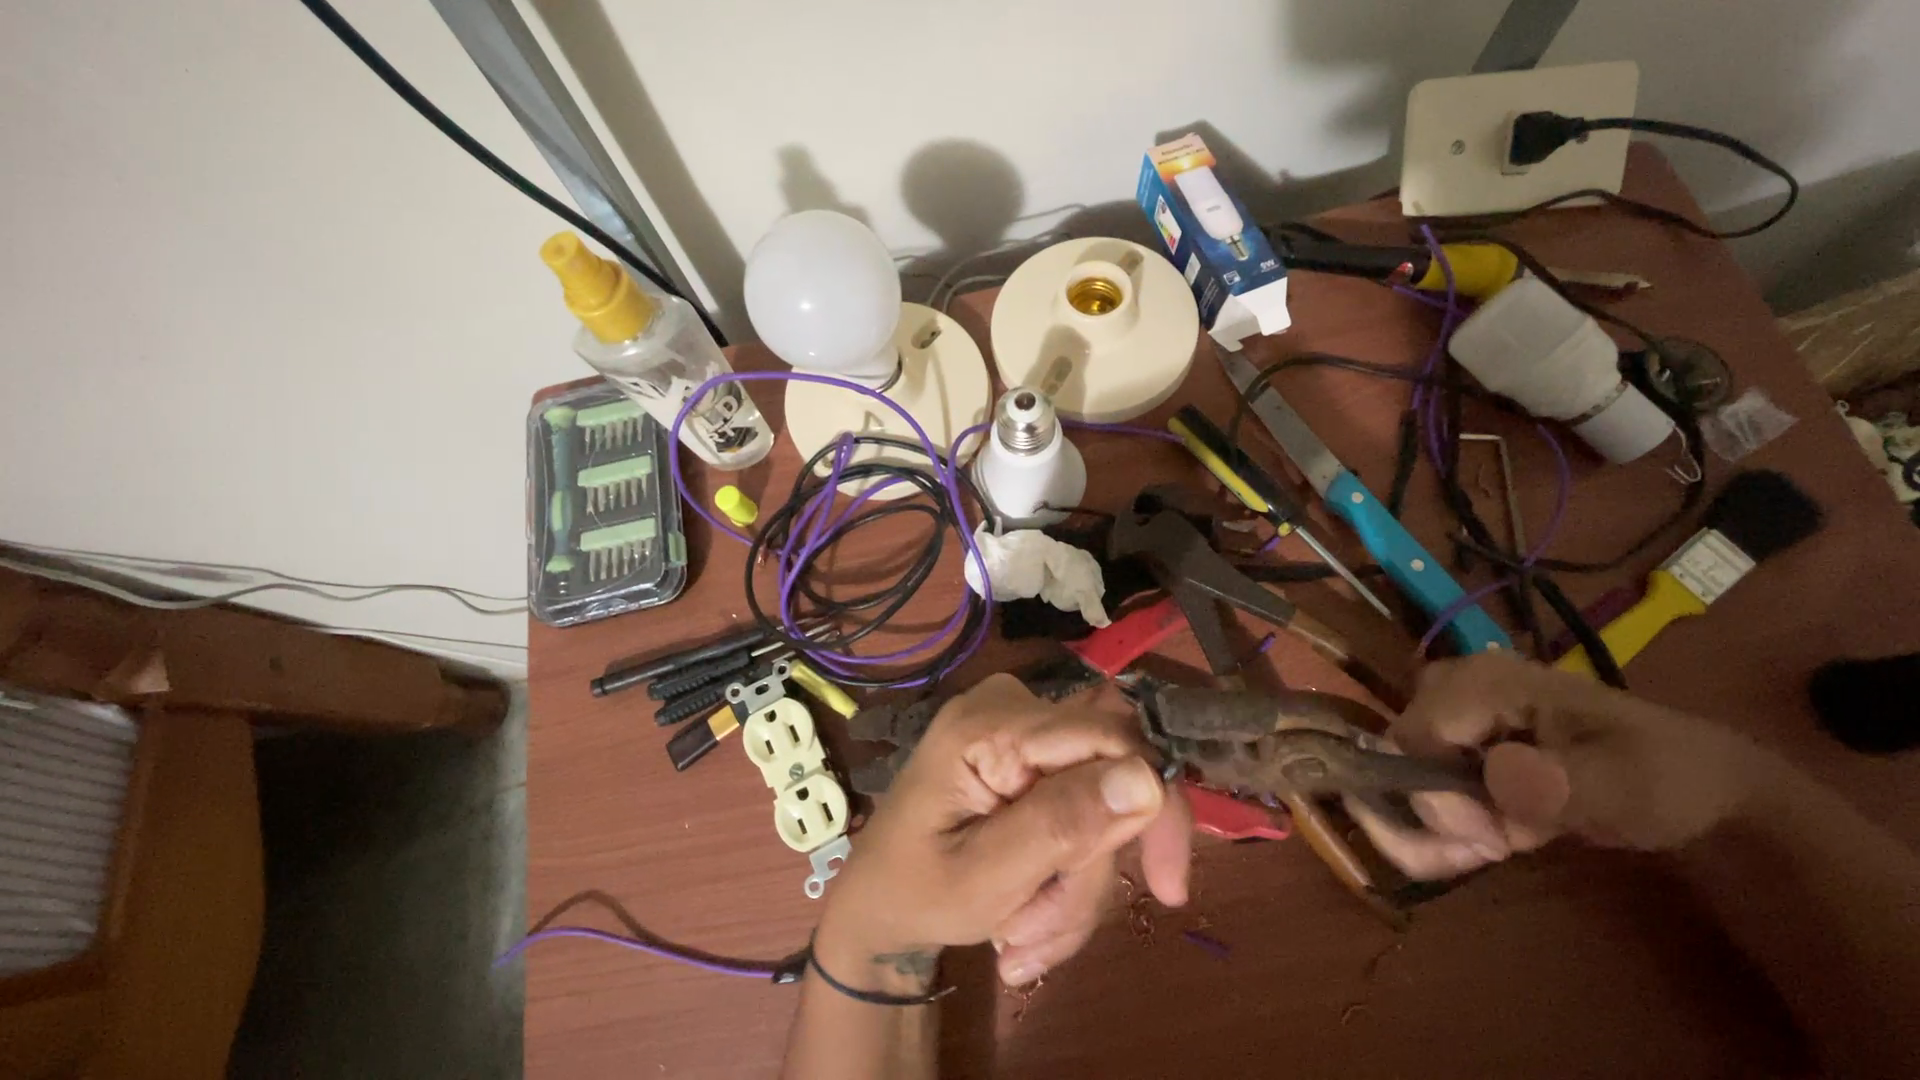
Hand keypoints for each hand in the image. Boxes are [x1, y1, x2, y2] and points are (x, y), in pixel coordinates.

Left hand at [815, 674, 1190, 989]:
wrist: (878, 905)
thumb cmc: (913, 893)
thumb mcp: (983, 878)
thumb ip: (1060, 825)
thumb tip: (1146, 776)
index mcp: (987, 726)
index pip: (1107, 734)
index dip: (1151, 802)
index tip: (1167, 886)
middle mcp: (1010, 710)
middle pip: (1109, 775)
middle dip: (1088, 869)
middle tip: (1038, 937)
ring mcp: (1020, 732)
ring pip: (1100, 805)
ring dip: (1073, 886)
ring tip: (1018, 940)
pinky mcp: (1028, 759)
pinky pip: (1081, 810)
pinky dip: (1066, 875)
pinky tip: (1025, 921)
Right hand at [1351, 652, 1779, 879]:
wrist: (1696, 785)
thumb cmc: (1664, 776)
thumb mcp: (1627, 784)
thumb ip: (1558, 783)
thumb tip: (1497, 777)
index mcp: (1483, 681)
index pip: (1410, 739)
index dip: (1437, 796)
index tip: (1493, 838)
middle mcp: (1449, 689)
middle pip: (1392, 758)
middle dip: (1428, 817)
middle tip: (1493, 846)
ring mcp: (1447, 716)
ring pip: (1394, 776)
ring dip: (1429, 829)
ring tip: (1489, 852)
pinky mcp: (1453, 743)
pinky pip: (1413, 786)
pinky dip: (1434, 827)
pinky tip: (1477, 844)